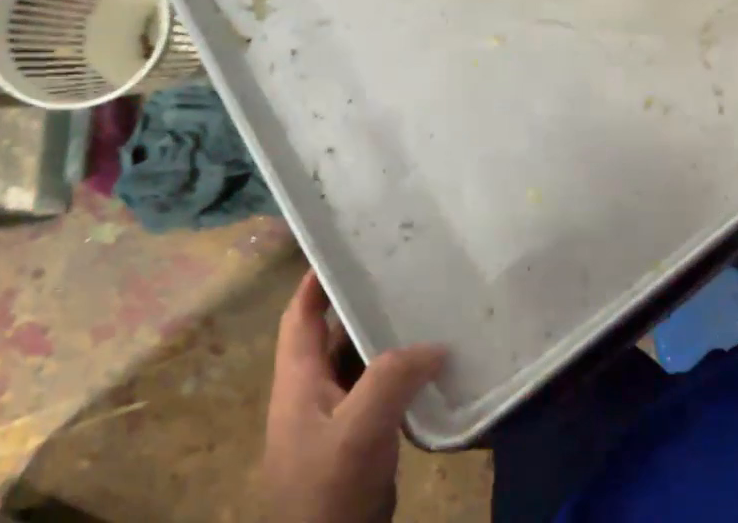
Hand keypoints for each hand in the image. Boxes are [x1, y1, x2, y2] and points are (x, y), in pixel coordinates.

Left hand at [260, 270, 447, 522]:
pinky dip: (407, 371)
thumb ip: (393, 377)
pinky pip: (383, 391)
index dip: (315, 283)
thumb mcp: (358, 428)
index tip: (345, 249)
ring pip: (363, 363)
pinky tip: (439, 363)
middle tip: (408, 272)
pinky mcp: (361, 439)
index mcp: (298, 383)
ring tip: (432, 307)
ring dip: (391, 337)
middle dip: (366, 303)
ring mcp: (337, 419)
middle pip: (336, 336)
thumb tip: (436, 344)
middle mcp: (314, 394)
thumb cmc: (328, 487)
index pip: (299, 319)